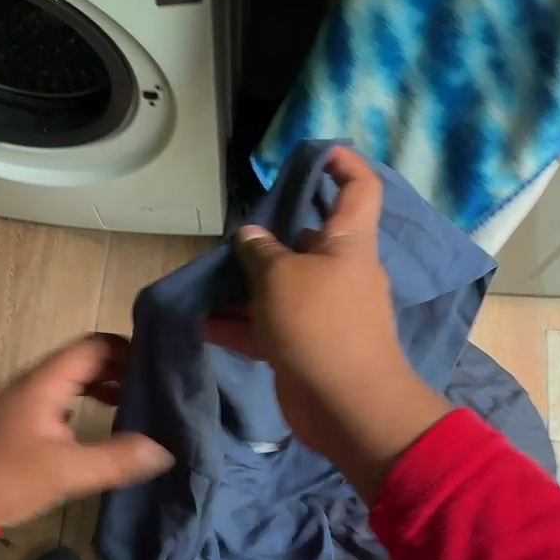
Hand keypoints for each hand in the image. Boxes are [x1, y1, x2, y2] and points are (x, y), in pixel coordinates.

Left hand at [0, 333, 173, 529]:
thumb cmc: (7, 480)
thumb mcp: (68, 473)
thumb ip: (117, 459)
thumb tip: (163, 451)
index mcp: (45, 382)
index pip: (94, 346)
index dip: (128, 349)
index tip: (158, 366)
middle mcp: (35, 382)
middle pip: (84, 358)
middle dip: (121, 367)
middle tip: (155, 385)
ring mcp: (25, 400)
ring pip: (72, 378)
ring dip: (104, 384)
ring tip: (136, 401)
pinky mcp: (21, 420)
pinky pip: (62, 396)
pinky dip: (87, 400)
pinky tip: (103, 421)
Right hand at [203, 148, 451, 498]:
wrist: (346, 406)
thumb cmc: (320, 325)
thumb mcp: (281, 277)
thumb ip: (260, 251)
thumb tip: (250, 235)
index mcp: (348, 241)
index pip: (358, 187)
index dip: (341, 162)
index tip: (311, 153)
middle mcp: (338, 270)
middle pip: (305, 238)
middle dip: (267, 233)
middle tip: (230, 233)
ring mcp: (321, 310)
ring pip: (279, 285)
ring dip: (243, 283)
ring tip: (204, 279)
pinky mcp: (304, 345)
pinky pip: (267, 324)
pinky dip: (238, 322)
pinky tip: (201, 322)